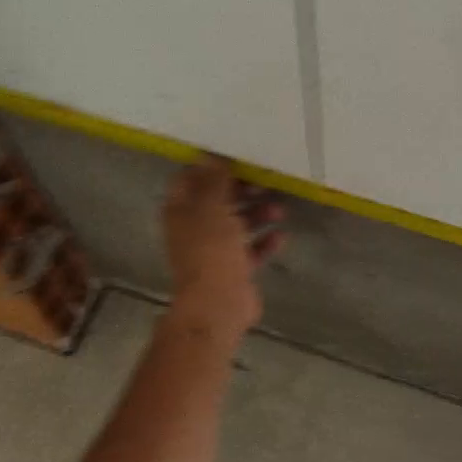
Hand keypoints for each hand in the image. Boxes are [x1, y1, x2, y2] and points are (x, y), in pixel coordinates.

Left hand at [161, 157, 283, 337]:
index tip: (238, 160)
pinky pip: (250, 251)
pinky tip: (281, 236)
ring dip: (257, 214)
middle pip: (218, 201)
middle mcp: (194, 229)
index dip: (212, 168)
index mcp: (180, 211)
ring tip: (279, 210)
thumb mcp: (212, 207)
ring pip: (236, 225)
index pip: (191, 179)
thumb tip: (213, 156)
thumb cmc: (211, 251)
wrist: (217, 305)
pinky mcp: (233, 271)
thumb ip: (214, 180)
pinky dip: (264, 243)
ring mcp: (213, 252)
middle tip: (264, 183)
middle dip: (241, 191)